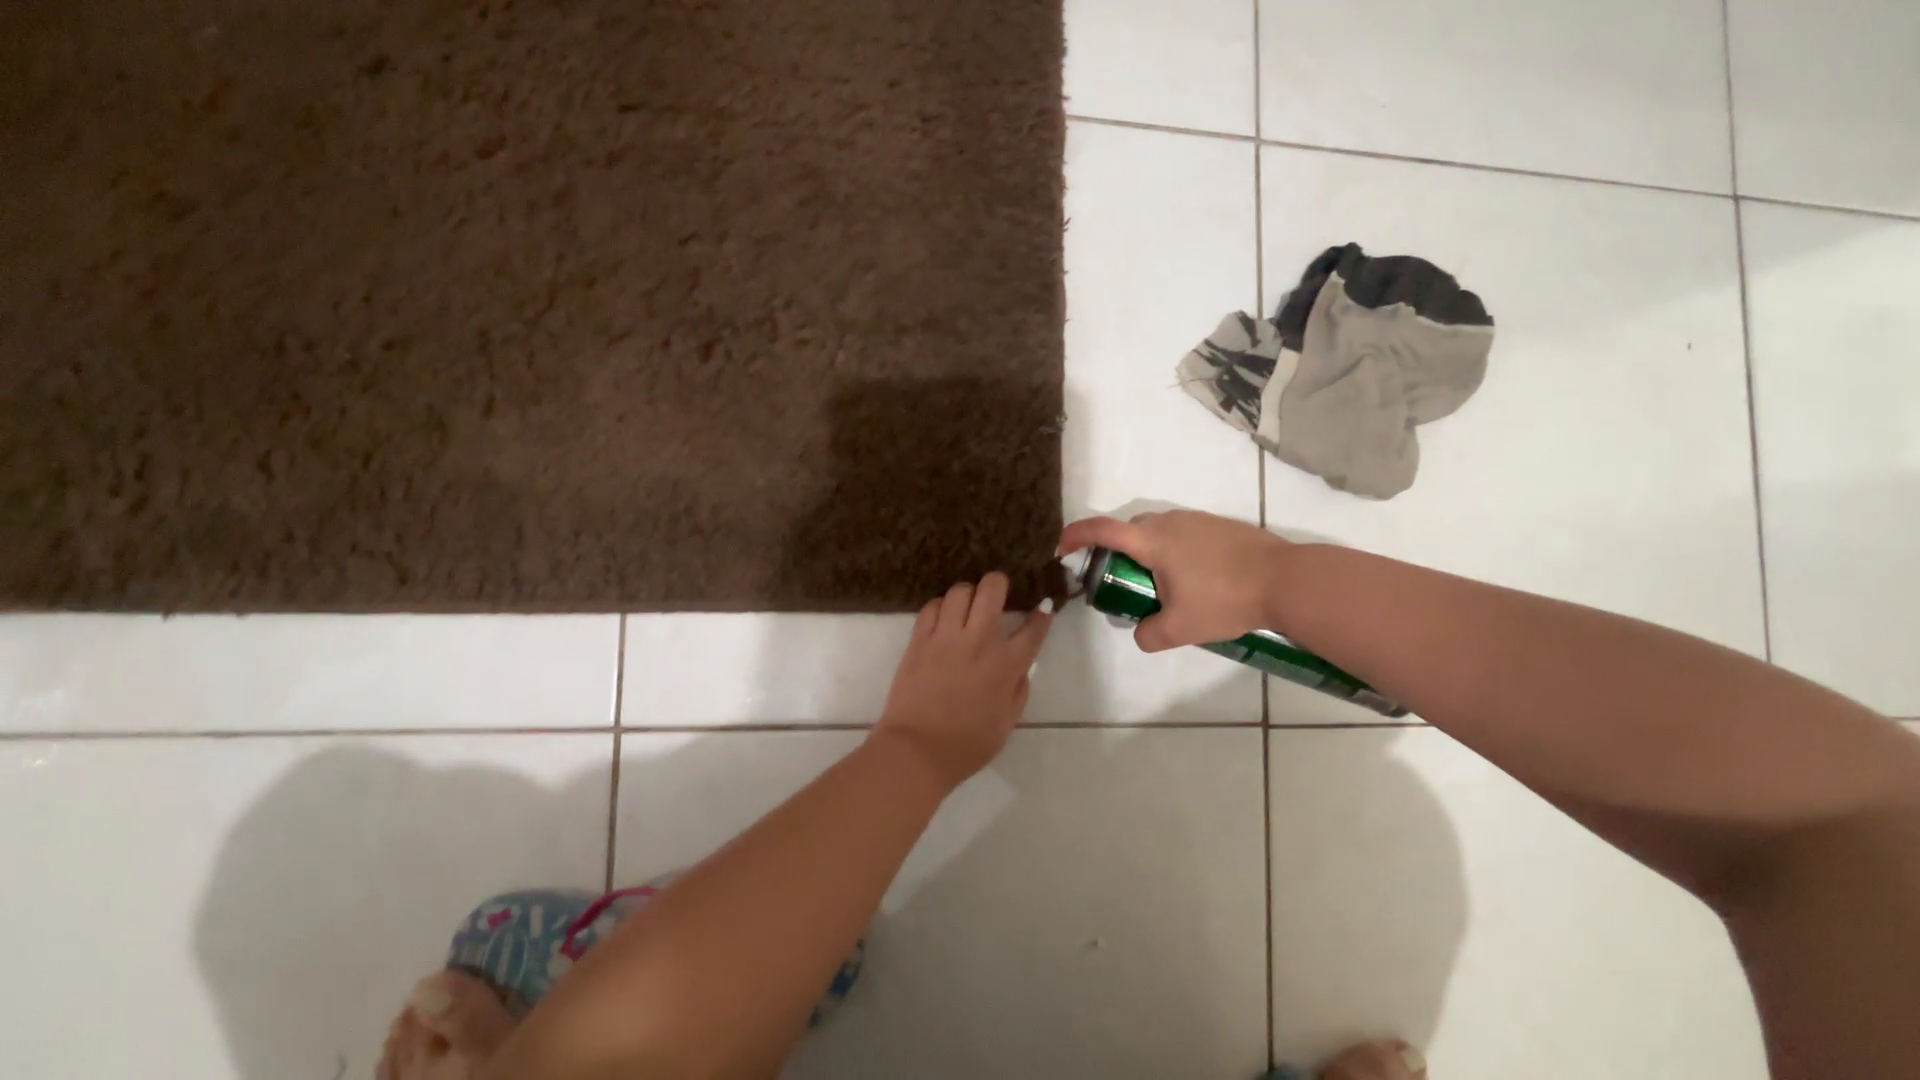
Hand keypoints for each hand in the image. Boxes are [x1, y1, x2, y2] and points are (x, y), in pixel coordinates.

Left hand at [874, 571, 1052, 789]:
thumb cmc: (967, 745)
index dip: (1042, 614)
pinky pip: (932, 607)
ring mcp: (946, 636)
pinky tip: (943, 618)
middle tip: (998, 594)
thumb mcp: (1006, 723)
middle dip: (999, 583)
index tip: (1043, 608)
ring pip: (960, 591)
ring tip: (967, 606)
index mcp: (1007, 664)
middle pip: (993, 589)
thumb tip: (1020, 668)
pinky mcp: (919, 639)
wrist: (917, 750)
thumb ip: (1018, 691)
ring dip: (968, 594)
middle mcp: (979, 641)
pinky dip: (941, 607)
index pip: (1033, 628)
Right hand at [1060, 510, 1291, 652]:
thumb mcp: (1180, 628)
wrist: (1287, 581)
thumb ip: (1149, 634)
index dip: (1075, 537)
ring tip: (1161, 586)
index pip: (1102, 530)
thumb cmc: (1226, 600)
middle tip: (1120, 583)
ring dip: (1148, 553)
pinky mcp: (1220, 526)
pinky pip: (1183, 534)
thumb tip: (1141, 632)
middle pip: (1129, 530)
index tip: (1060, 549)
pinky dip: (1174, 552)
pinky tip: (1194, 580)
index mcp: (1153, 541)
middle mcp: (1170, 522)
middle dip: (1115, 552)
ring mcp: (1198, 520)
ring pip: (1158, 531)